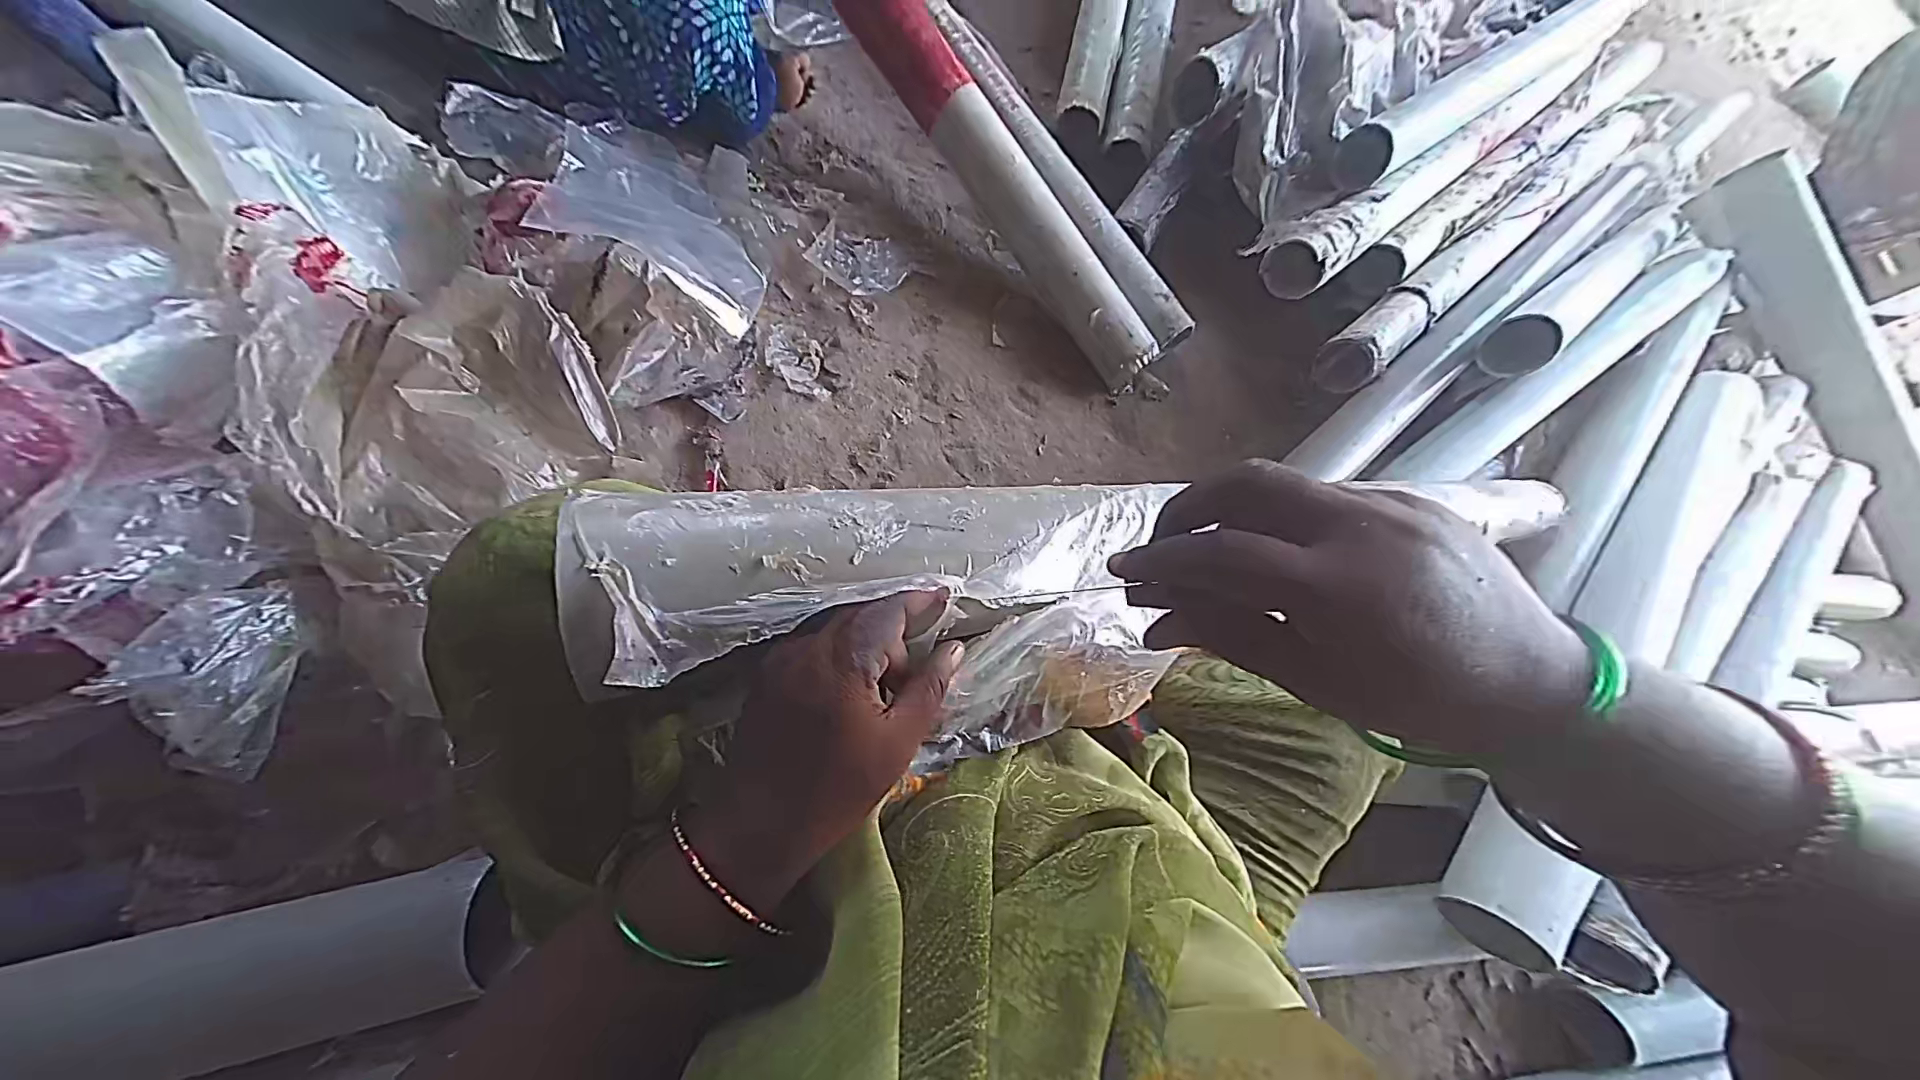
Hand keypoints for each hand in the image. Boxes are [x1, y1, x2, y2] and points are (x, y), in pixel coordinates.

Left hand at [688, 591, 963, 907]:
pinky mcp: (768, 676)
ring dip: (868, 648)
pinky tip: (851, 697)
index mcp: (842, 658)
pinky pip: (815, 649)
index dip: (919, 602)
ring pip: (838, 632)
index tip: (944, 599)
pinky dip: (842, 658)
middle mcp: (807, 647)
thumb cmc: (835, 791)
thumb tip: (953, 650)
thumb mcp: (897, 742)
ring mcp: (782, 659)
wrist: (757, 829)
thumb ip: (928, 688)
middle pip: (862, 618)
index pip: (887, 611)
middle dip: (895, 635)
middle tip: (915, 677)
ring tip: (884, 695)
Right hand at [1109, 461, 1589, 755]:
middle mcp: (1362, 523)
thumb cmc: (1420, 702)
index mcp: (1339, 584)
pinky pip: (1319, 494)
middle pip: (1244, 483)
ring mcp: (1390, 502)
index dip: (1162, 559)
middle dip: (1186, 509)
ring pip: (1280, 483)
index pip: (1222, 551)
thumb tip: (1155, 623)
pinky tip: (1274, 552)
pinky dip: (1276, 516)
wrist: (1537, 686)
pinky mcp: (1408, 496)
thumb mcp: (1314, 679)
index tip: (1124, 571)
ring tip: (1208, 551)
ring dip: (1228, 510)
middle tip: (1162, 548)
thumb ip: (1230, 636)